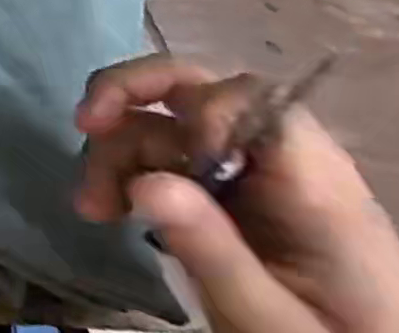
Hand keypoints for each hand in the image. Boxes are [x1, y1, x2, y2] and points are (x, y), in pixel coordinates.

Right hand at [76, 54, 398, 332]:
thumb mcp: (274, 325)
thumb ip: (216, 254)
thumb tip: (145, 183)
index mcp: (315, 184)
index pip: (251, 99)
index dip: (195, 109)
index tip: (161, 165)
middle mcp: (276, 161)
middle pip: (192, 89)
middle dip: (127, 98)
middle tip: (83, 126)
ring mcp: (244, 175)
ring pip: (162, 123)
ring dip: (115, 150)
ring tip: (91, 207)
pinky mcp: (221, 194)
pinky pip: (161, 156)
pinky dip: (124, 172)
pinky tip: (107, 210)